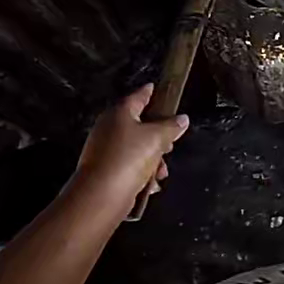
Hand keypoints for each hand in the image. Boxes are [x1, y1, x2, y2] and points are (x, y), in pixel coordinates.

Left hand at [73, 85, 188, 208]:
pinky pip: (130, 166)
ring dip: (154, 160)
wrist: (100, 195)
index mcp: (120, 113)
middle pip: (141, 125)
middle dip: (159, 137)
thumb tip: (182, 119)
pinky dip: (142, 173)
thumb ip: (172, 127)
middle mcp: (109, 128)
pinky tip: (150, 185)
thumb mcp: (157, 138)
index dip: (151, 92)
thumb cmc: (129, 157)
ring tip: (161, 172)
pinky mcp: (106, 170)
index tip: (159, 88)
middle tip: (170, 144)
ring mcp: (105, 150)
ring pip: (138, 148)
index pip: (139, 96)